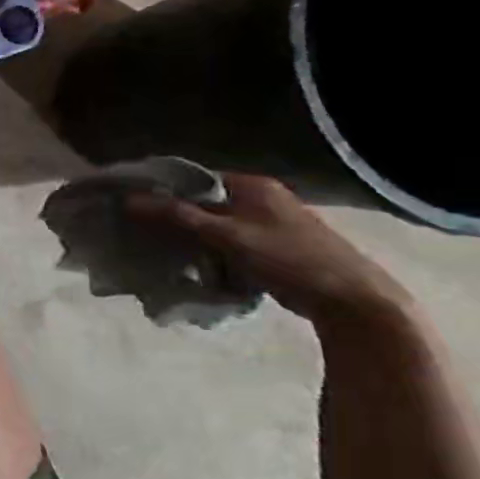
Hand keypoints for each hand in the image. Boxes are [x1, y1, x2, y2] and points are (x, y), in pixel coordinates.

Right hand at [127, 173, 412, 322]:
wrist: (352, 300)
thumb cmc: (289, 258)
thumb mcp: (227, 235)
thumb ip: (176, 215)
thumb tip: (127, 199)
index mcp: (252, 186)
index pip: (192, 177)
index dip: (160, 188)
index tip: (129, 202)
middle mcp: (259, 198)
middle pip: (200, 202)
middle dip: (169, 215)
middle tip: (136, 227)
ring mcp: (266, 223)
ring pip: (210, 224)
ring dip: (185, 236)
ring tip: (155, 247)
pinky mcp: (268, 247)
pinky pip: (223, 242)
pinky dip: (204, 250)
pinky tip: (187, 262)